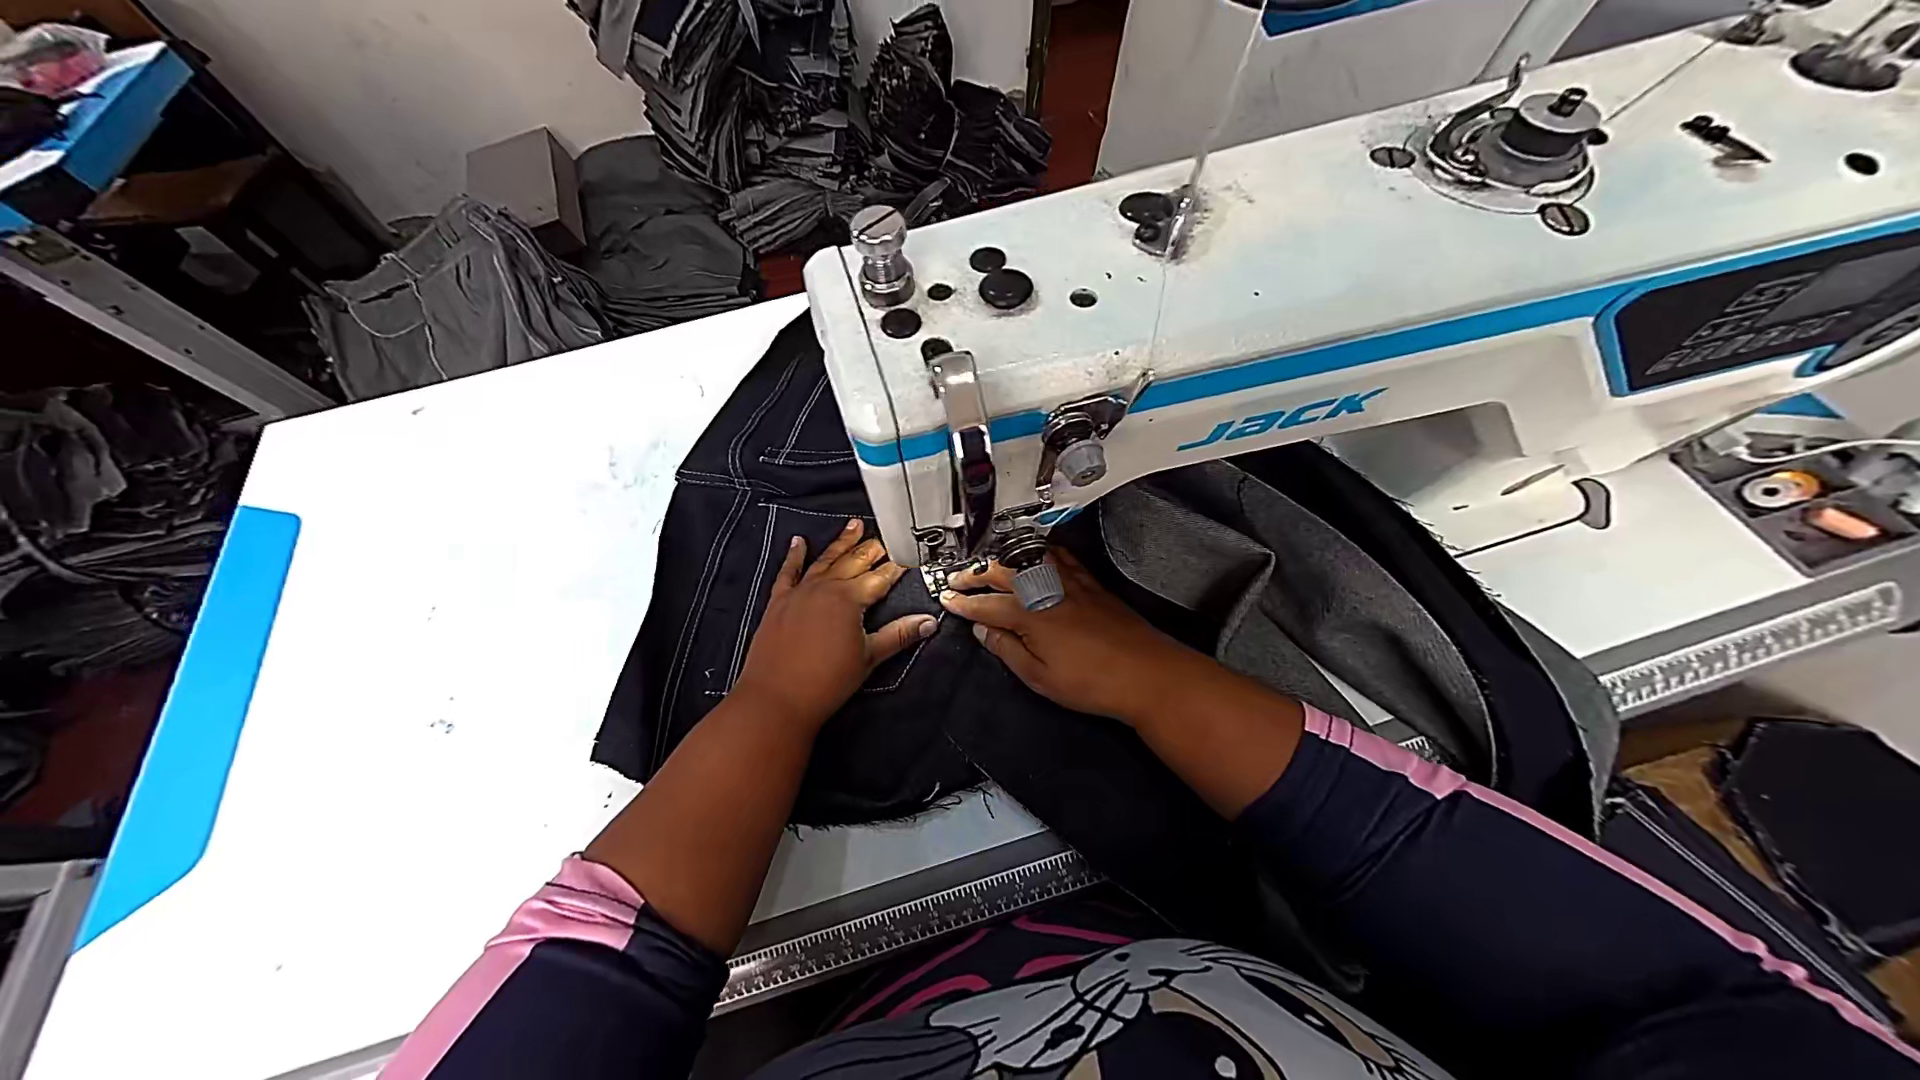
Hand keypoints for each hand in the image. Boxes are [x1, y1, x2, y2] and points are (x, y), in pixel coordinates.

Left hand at [732, 518, 937, 729]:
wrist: (776, 698)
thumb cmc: (825, 682)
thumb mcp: (869, 657)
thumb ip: (898, 635)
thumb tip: (928, 622)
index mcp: (849, 599)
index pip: (881, 577)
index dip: (897, 568)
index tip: (909, 559)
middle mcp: (825, 588)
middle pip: (854, 561)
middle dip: (873, 548)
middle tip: (886, 538)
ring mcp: (800, 592)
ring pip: (826, 560)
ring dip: (842, 542)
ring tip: (854, 525)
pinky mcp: (779, 602)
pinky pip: (788, 572)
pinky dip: (794, 556)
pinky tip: (799, 542)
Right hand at [940, 549, 1211, 725]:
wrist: (1145, 674)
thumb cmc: (1096, 680)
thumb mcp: (1039, 676)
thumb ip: (1007, 649)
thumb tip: (985, 633)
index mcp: (1029, 613)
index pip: (985, 604)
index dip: (963, 603)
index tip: (950, 600)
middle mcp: (1047, 589)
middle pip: (1000, 572)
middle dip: (974, 574)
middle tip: (959, 580)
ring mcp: (1069, 583)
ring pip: (1028, 558)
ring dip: (1003, 559)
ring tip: (989, 564)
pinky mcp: (1089, 584)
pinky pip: (1059, 556)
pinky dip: (1040, 552)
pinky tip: (1037, 555)